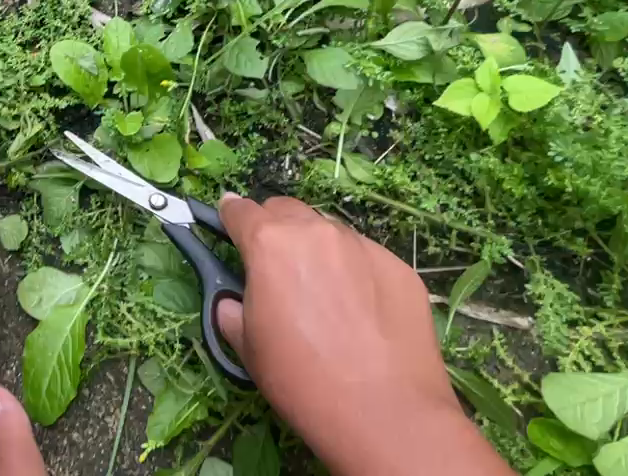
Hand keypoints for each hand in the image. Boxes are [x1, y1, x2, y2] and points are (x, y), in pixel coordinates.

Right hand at [213, 194, 510, 475]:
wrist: (389, 417)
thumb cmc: (303, 381)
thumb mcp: (247, 345)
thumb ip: (232, 307)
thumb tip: (233, 300)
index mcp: (268, 243)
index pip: (238, 209)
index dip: (229, 217)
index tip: (228, 225)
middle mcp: (314, 232)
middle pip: (284, 209)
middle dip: (273, 227)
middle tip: (274, 265)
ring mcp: (361, 246)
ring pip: (326, 230)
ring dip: (315, 247)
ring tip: (322, 290)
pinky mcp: (399, 268)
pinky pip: (365, 256)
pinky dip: (354, 270)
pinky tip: (360, 310)